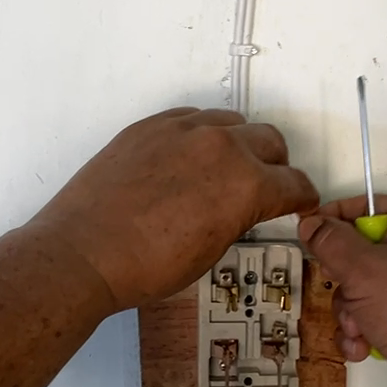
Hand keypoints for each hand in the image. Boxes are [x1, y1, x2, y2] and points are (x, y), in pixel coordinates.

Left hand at [30, 108, 318, 310]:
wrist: (84, 253)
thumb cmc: (147, 267)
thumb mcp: (209, 253)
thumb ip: (237, 218)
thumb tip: (240, 208)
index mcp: (246, 184)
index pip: (295, 183)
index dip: (302, 198)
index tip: (300, 204)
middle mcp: (222, 146)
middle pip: (270, 142)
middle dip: (276, 166)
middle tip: (266, 187)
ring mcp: (183, 130)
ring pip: (232, 123)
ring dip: (240, 145)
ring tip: (225, 170)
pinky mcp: (151, 126)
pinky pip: (192, 119)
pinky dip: (202, 135)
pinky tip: (189, 158)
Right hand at [299, 195, 386, 386]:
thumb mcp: (366, 270)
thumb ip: (331, 243)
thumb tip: (311, 224)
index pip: (369, 206)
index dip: (335, 217)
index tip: (307, 232)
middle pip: (359, 254)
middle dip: (342, 281)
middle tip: (347, 293)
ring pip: (359, 292)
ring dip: (349, 314)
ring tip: (360, 330)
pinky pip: (371, 320)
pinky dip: (361, 335)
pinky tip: (364, 349)